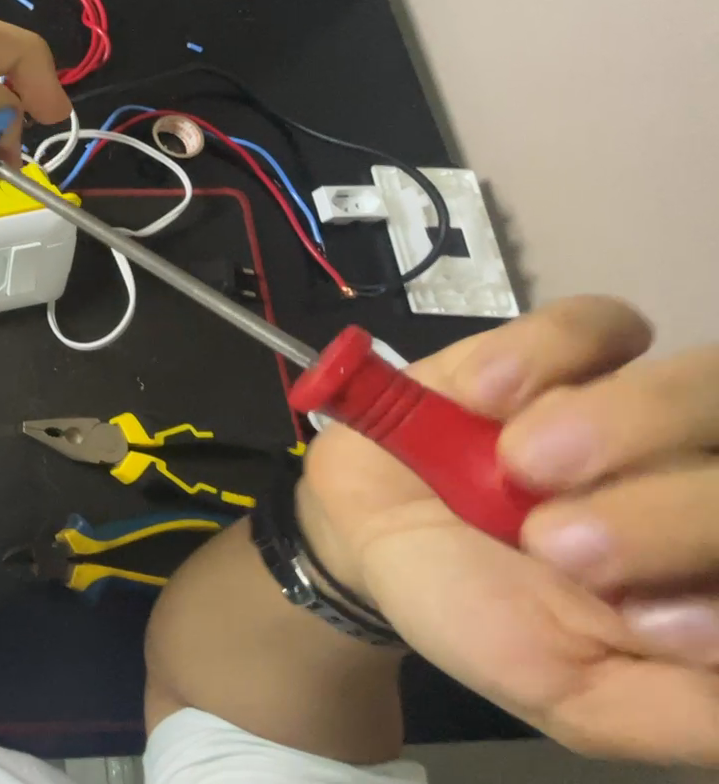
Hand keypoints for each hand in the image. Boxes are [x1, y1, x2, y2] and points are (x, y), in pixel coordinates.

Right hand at [301, 297, 718, 762]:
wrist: (355, 528)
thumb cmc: (462, 606)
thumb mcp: (571, 695)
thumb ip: (684, 710)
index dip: (718, 566)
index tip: (644, 622)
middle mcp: (699, 479)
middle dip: (666, 514)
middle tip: (554, 544)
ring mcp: (628, 406)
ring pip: (703, 381)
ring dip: (617, 422)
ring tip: (517, 459)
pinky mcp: (547, 353)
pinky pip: (595, 326)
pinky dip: (541, 354)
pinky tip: (479, 394)